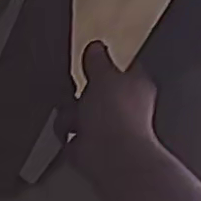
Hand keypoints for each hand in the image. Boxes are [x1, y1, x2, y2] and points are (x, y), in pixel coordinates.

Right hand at [72, 40, 160, 184]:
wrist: (109, 154)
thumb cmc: (115, 114)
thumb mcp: (105, 77)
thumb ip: (98, 61)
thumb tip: (95, 46)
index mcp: (135, 84)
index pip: (121, 66)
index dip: (105, 62)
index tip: (89, 60)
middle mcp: (122, 104)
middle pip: (93, 88)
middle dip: (80, 91)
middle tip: (78, 92)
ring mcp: (105, 124)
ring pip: (77, 108)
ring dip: (70, 113)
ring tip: (75, 118)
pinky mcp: (88, 141)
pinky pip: (68, 129)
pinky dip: (65, 130)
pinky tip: (69, 132)